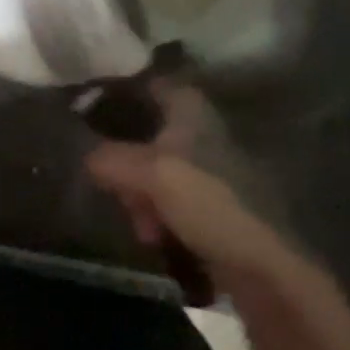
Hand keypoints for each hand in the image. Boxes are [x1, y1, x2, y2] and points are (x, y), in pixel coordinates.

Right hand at [85, 85, 284, 272]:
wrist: (264, 268)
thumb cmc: (209, 203)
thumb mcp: (150, 174)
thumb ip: (109, 158)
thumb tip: (84, 156)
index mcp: (189, 109)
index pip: (148, 81)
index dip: (117, 88)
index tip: (85, 101)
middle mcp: (197, 129)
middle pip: (142, 131)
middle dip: (122, 161)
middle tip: (115, 188)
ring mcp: (204, 167)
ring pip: (150, 169)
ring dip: (137, 196)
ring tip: (142, 225)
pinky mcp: (207, 203)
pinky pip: (165, 199)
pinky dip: (155, 214)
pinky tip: (154, 236)